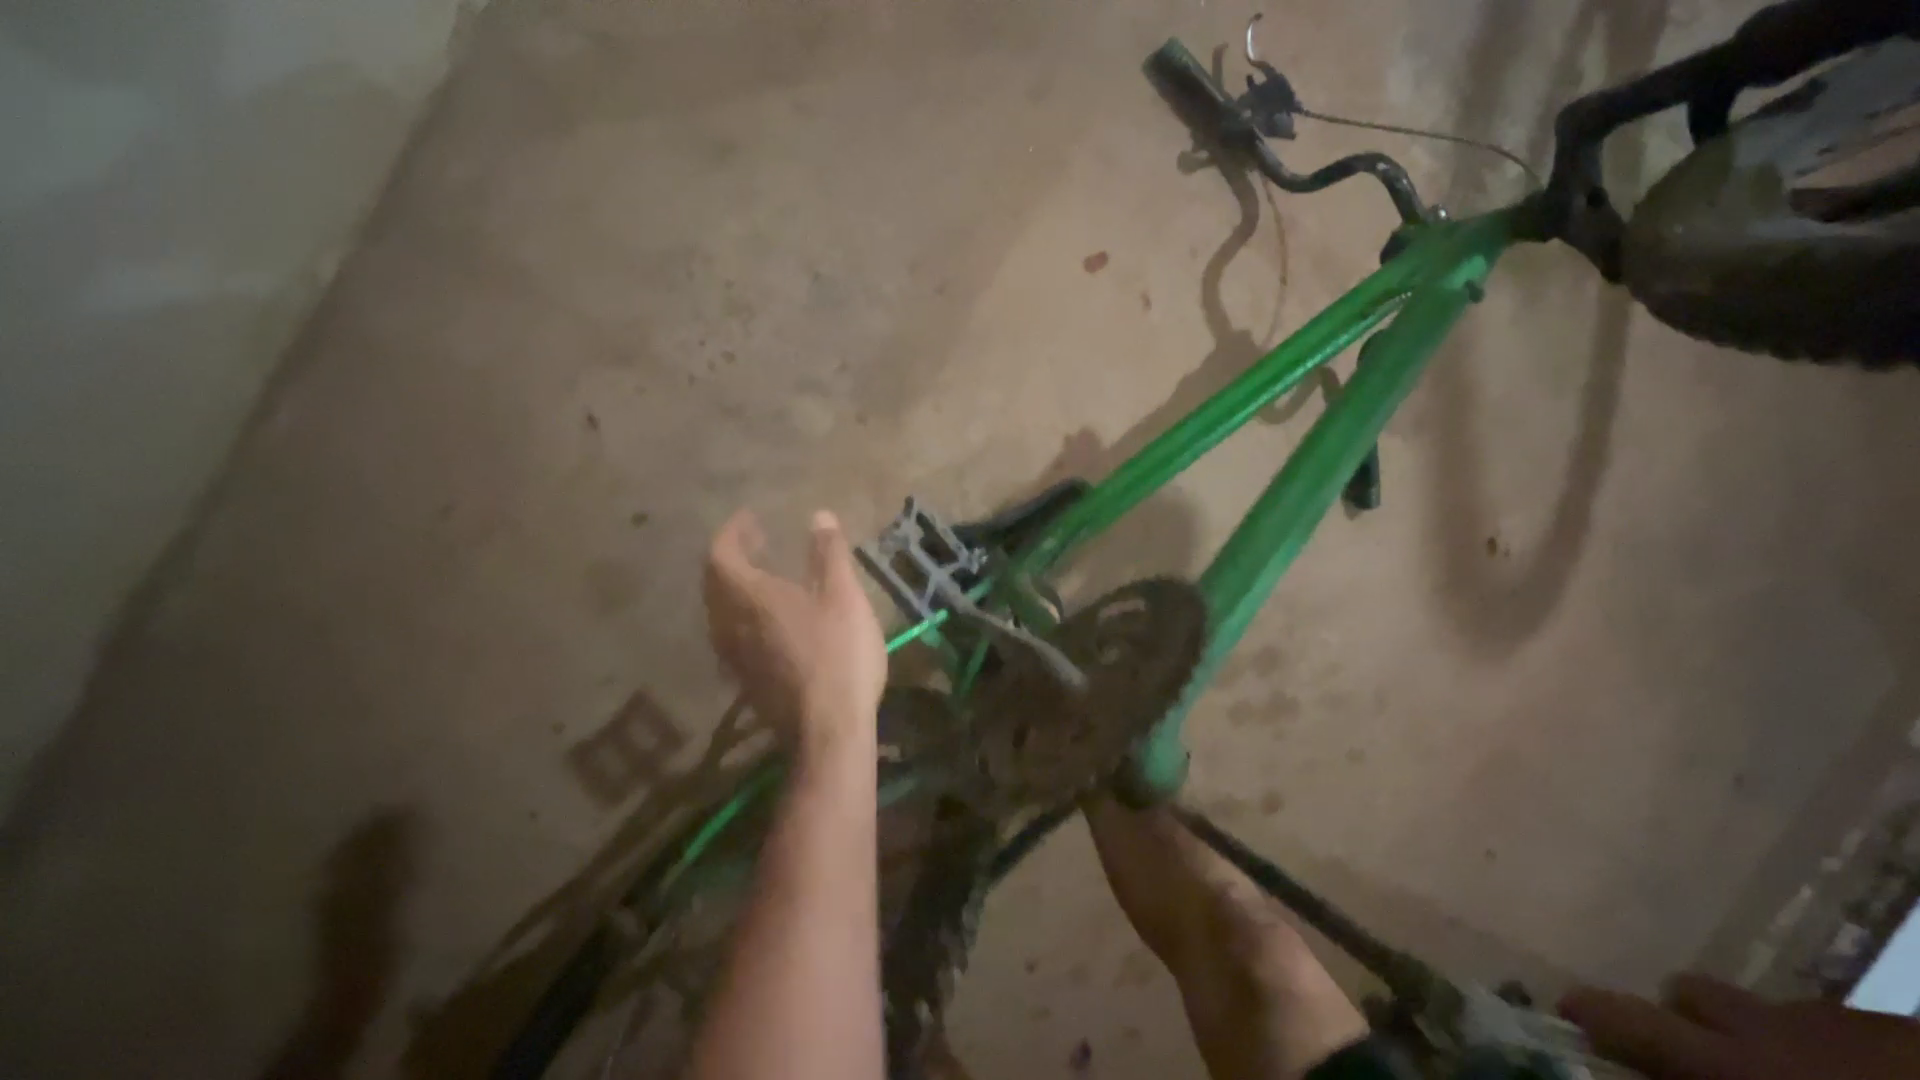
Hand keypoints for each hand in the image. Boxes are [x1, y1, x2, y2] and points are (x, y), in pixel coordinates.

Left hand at [704, 509, 887, 751]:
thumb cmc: (837, 653)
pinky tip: (771, 625)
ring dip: (736, 590)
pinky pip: (733, 638)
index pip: (720, 553)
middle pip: (714, 583)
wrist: (828, 729)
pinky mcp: (746, 683)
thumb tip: (819, 516)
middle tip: (757, 543)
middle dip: (731, 558)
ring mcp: (733, 657)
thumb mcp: (843, 595)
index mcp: (747, 596)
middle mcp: (728, 624)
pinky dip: (745, 619)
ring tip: (764, 580)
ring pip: (721, 613)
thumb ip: (828, 553)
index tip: (751, 518)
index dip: (732, 532)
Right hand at [1560, 973, 1919, 1079]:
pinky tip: (1856, 1077)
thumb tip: (1633, 1071)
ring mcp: (1830, 1018)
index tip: (1564, 1009)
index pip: (1632, 1022)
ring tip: (1789, 1071)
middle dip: (1681, 1013)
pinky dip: (1824, 1044)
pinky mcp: (1892, 1023)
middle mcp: (1764, 1026)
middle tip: (1694, 1051)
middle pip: (1688, 991)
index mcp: (1731, 1063)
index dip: (1591, 1012)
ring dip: (1757, 1032)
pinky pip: (1829, 1020)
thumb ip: (1693, 1075)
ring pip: (1763, 1006)